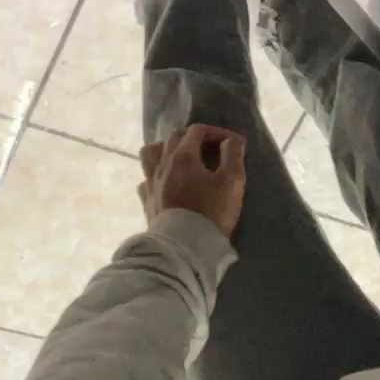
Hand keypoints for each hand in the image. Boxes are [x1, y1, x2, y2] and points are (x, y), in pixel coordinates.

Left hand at [138, 124, 246, 238]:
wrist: (185, 249)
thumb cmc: (211, 213)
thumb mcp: (232, 182)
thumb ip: (233, 155)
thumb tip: (232, 140)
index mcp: (184, 156)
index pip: (197, 130)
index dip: (216, 132)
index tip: (231, 143)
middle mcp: (163, 164)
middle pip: (173, 138)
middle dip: (193, 137)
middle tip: (210, 148)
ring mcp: (151, 183)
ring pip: (151, 154)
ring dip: (166, 150)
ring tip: (180, 159)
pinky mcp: (146, 202)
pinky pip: (146, 180)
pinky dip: (156, 176)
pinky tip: (166, 184)